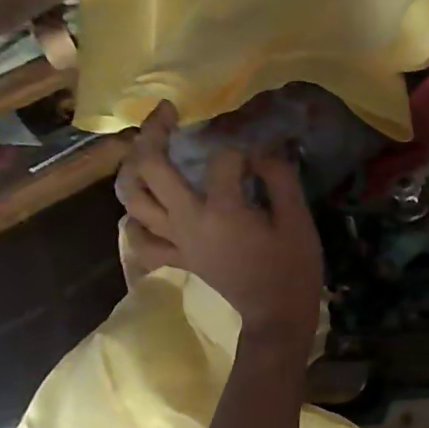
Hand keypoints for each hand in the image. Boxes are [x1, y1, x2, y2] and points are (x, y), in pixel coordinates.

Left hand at [117, 102, 322, 353]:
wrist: (278, 314)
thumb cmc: (293, 267)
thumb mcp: (297, 221)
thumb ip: (280, 179)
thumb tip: (266, 148)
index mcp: (221, 210)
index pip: (222, 160)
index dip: (242, 149)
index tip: (262, 153)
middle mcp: (187, 221)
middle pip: (150, 168)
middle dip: (154, 133)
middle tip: (168, 113)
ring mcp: (177, 240)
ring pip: (131, 199)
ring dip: (131, 169)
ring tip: (145, 150)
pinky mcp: (178, 257)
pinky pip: (139, 238)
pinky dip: (134, 220)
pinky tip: (145, 208)